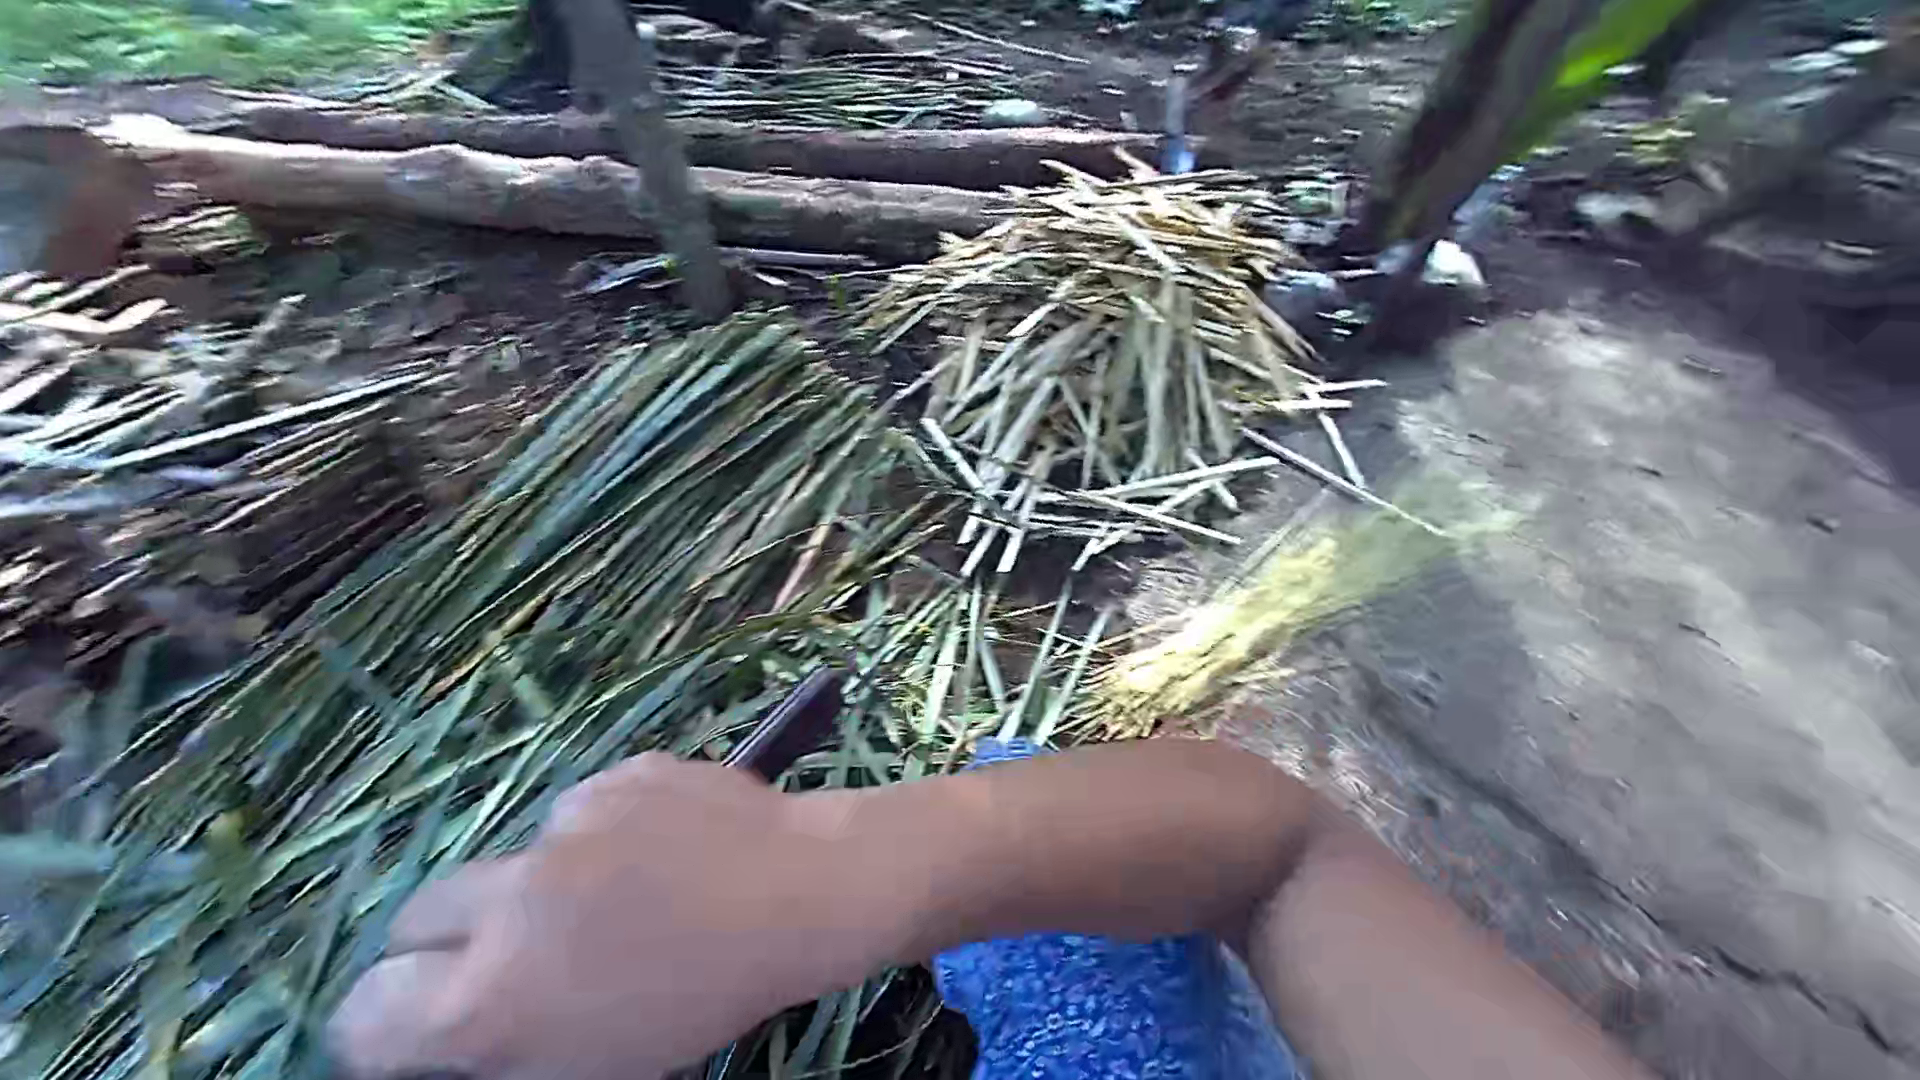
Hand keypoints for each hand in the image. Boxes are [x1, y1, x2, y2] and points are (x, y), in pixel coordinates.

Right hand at [328, 754, 902, 1079]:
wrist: (799, 889)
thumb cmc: (705, 994)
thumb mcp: (590, 1059)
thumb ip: (500, 1039)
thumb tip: (448, 1016)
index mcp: (488, 998)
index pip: (365, 1010)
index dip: (393, 1015)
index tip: (428, 1009)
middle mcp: (513, 895)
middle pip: (422, 909)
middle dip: (451, 933)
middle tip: (519, 939)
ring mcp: (572, 819)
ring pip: (522, 848)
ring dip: (549, 869)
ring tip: (628, 881)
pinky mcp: (624, 771)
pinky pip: (590, 802)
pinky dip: (609, 822)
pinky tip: (666, 837)